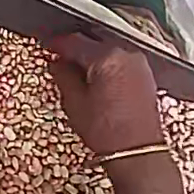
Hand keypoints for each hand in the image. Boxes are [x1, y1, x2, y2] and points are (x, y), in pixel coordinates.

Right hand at [45, 32, 164, 157]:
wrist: (137, 152)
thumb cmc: (107, 131)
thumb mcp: (75, 103)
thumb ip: (63, 76)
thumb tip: (57, 63)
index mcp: (106, 58)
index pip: (75, 41)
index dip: (57, 43)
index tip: (47, 46)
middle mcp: (126, 54)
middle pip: (93, 42)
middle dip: (75, 50)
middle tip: (59, 60)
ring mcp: (138, 64)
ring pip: (108, 52)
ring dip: (91, 58)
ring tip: (76, 73)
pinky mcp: (145, 75)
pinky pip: (120, 62)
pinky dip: (106, 66)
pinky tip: (96, 80)